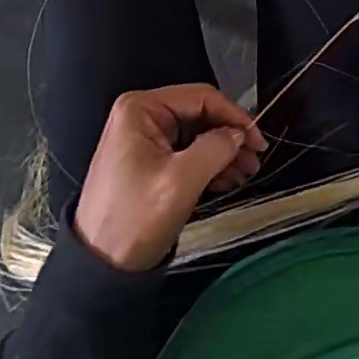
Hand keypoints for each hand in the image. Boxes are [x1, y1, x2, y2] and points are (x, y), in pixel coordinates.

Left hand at [73, 84, 265, 271]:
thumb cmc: (132, 220)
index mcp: (140, 109)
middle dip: (229, 135)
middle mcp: (140, 115)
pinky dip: (208, 163)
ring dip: (222, 151)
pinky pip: (185, 151)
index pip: (199, 96)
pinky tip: (227, 180)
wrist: (101, 262)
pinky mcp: (148, 160)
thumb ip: (213, 150)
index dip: (233, 115)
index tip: (258, 139)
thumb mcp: (180, 182)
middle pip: (198, 113)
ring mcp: (143, 137)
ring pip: (195, 133)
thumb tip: (237, 134)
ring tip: (246, 172)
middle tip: (255, 159)